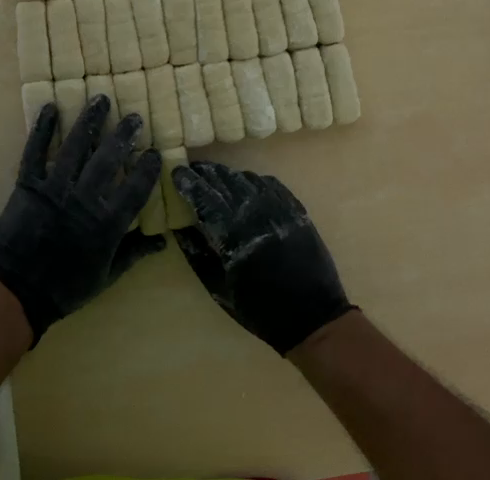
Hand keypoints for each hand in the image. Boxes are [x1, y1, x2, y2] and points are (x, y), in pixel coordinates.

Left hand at [0, 95, 164, 344]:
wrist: (18, 291)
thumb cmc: (67, 287)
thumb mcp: (107, 275)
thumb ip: (134, 253)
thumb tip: (163, 241)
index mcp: (107, 224)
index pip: (135, 189)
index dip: (148, 169)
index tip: (156, 151)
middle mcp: (84, 200)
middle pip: (108, 159)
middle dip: (123, 135)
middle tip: (134, 116)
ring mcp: (54, 189)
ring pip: (76, 147)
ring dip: (89, 121)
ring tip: (101, 100)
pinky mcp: (28, 184)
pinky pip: (35, 151)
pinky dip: (42, 128)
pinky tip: (51, 107)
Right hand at [171, 161, 355, 354]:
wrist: (313, 319)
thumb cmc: (260, 310)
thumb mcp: (219, 289)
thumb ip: (197, 254)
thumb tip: (180, 226)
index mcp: (234, 237)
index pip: (205, 198)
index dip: (189, 183)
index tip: (176, 172)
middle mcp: (256, 216)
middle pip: (226, 182)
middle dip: (207, 174)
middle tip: (194, 170)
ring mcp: (280, 210)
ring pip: (248, 179)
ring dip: (229, 176)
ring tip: (217, 177)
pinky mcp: (298, 211)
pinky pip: (272, 185)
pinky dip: (254, 181)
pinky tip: (247, 185)